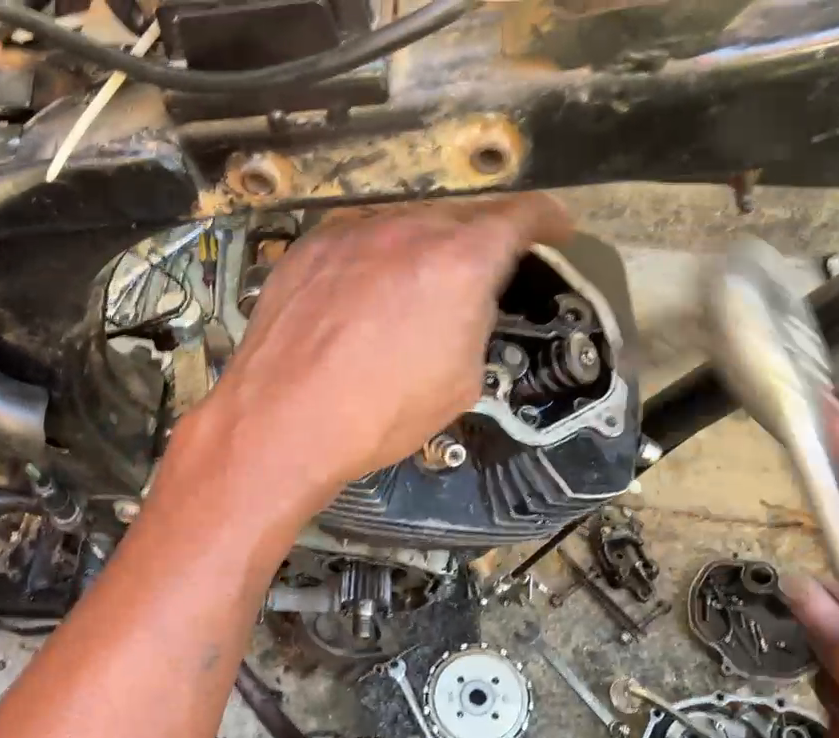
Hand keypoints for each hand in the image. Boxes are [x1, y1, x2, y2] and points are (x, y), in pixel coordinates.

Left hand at [184, 195, 571, 506]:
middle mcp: (408, 227)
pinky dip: (375, 257)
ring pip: (406, 222)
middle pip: (463, 215)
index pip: (522, 216)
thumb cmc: (381, 414)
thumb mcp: (460, 383)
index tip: (555, 230)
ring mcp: (352, 231)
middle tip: (480, 276)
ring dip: (424, 248)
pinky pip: (359, 239)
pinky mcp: (310, 245)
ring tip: (416, 290)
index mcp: (461, 260)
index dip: (548, 222)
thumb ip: (475, 325)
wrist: (283, 420)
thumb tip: (463, 309)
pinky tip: (364, 295)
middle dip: (481, 241)